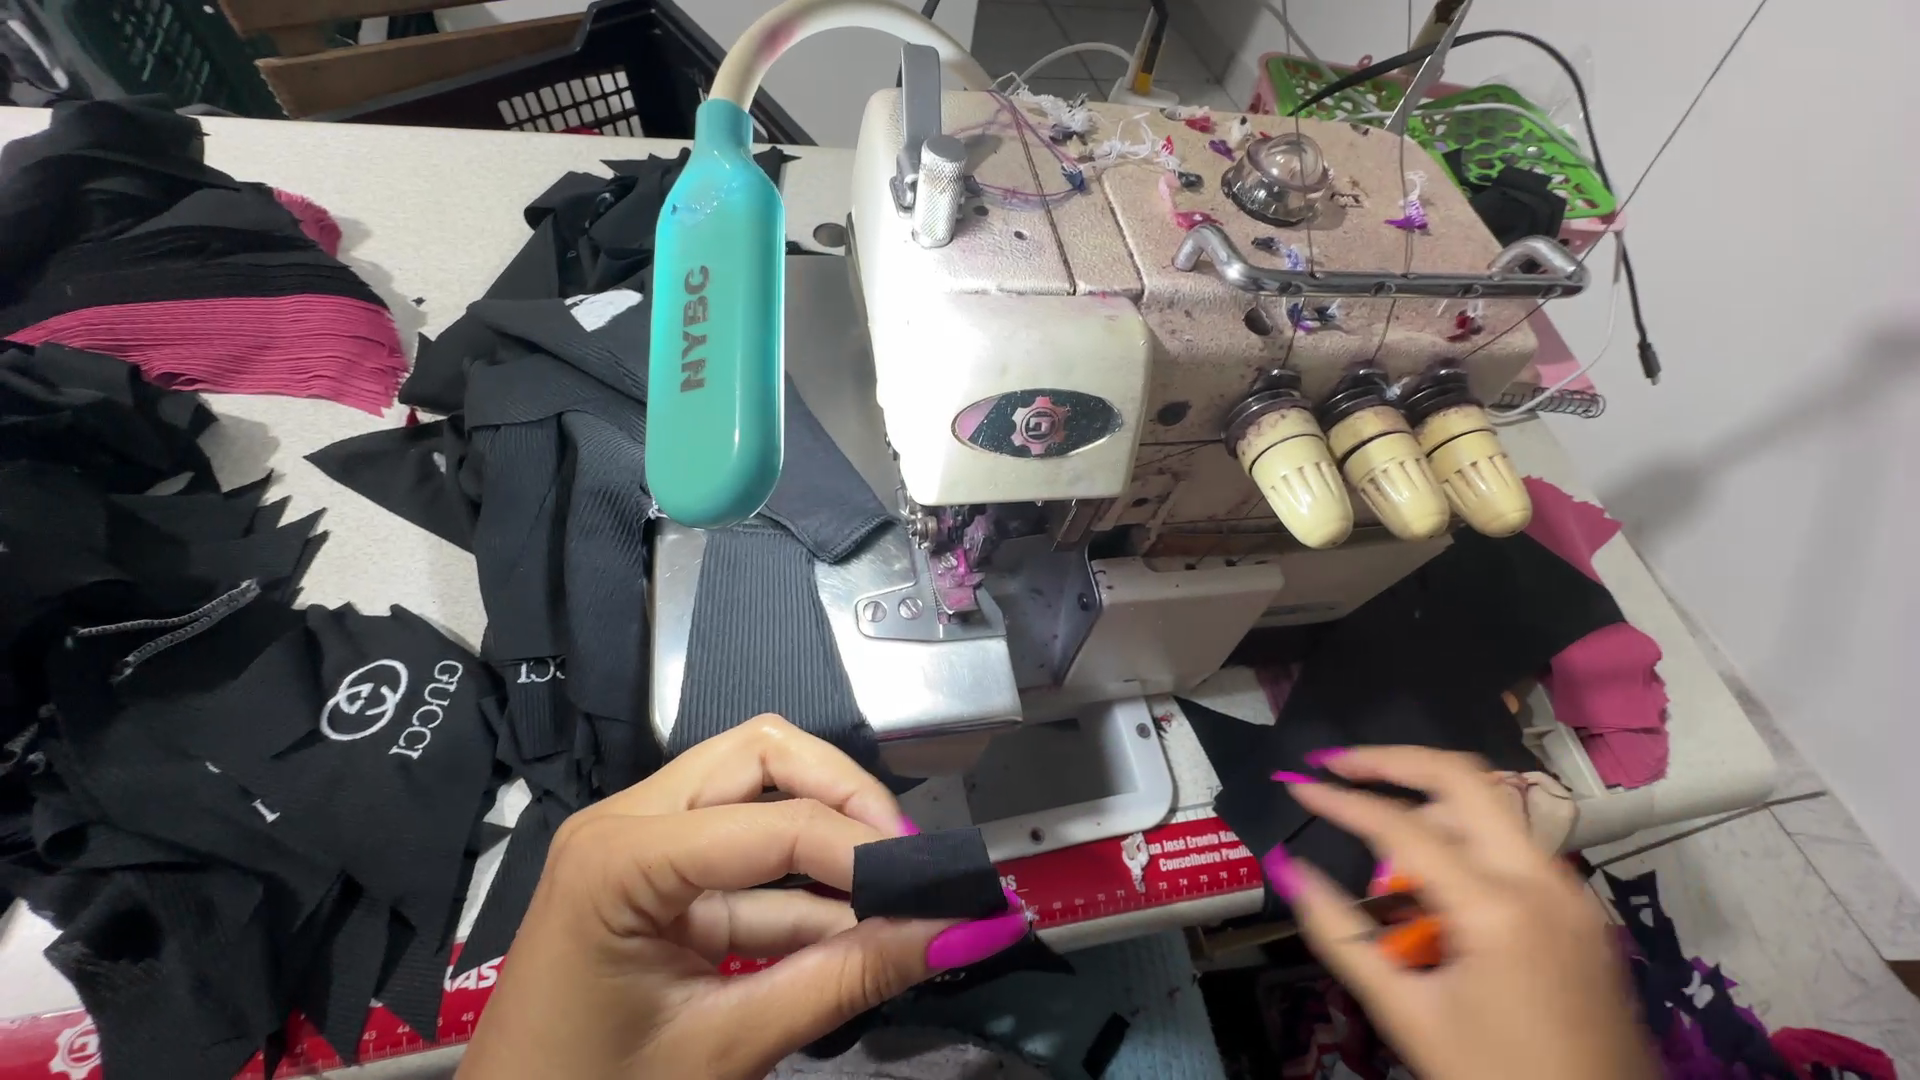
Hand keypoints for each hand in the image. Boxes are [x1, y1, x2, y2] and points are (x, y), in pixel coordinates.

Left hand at [457, 715, 1025, 1079]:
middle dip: (844, 795)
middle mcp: (628, 815)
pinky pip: (742, 836)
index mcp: (622, 857)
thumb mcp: (726, 1046)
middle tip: (904, 855)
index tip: (936, 885)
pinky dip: (801, 870)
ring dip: (827, 822)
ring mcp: (638, 830)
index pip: (774, 823)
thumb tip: (958, 933)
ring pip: (756, 777)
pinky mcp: (655, 859)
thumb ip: (845, 979)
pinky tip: (850, 912)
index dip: (865, 850)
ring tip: (890, 880)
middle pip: (762, 753)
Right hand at [1269, 746, 1657, 1079]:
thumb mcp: (1405, 1013)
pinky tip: (1428, 876)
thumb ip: (1340, 933)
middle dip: (1392, 761)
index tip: (1297, 785)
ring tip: (1378, 837)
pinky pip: (1509, 844)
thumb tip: (1288, 867)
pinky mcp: (1578, 911)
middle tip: (1338, 764)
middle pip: (1462, 778)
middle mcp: (1542, 880)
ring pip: (1489, 807)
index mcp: (1497, 908)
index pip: (1401, 827)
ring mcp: (1569, 893)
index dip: (1340, 800)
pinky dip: (1460, 836)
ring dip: (1427, 801)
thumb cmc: (1496, 1079)